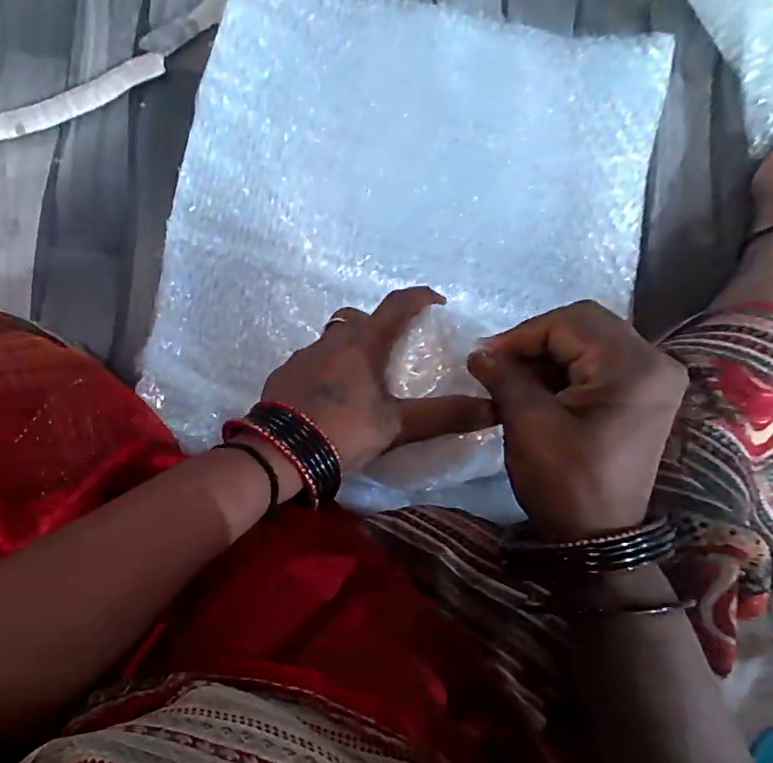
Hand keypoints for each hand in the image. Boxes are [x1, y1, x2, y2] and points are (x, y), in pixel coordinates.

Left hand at [260, 287, 497, 474]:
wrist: (278, 454)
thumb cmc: (342, 433)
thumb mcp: (396, 427)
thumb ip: (442, 416)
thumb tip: (493, 408)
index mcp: (362, 344)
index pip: (397, 304)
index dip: (420, 298)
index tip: (435, 304)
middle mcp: (330, 341)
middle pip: (358, 319)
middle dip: (378, 326)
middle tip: (391, 349)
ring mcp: (300, 358)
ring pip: (330, 341)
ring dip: (347, 351)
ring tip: (358, 380)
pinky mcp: (281, 377)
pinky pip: (308, 364)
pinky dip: (322, 372)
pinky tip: (326, 398)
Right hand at [467, 300, 688, 539]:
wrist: (597, 538)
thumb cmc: (564, 483)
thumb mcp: (529, 426)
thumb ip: (506, 378)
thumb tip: (480, 352)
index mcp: (633, 365)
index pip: (572, 321)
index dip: (521, 334)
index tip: (482, 358)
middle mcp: (655, 362)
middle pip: (585, 327)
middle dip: (534, 344)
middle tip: (494, 368)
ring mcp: (654, 380)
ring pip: (591, 345)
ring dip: (547, 359)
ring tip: (509, 383)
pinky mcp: (644, 398)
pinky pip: (599, 368)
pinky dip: (564, 374)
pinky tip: (535, 393)